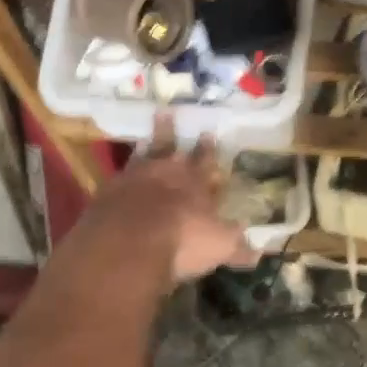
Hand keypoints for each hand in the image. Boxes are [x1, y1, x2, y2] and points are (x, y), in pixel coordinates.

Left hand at [83, 113, 257, 284]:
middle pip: (171, 149)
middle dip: (173, 134)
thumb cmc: (183, 241)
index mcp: (195, 184)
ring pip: (143, 154)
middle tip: (169, 113)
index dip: (207, 151)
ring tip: (148, 130)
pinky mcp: (108, 193)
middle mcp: (165, 175)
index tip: (208, 133)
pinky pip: (119, 175)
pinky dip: (123, 172)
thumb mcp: (220, 247)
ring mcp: (133, 180)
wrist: (129, 242)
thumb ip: (237, 247)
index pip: (205, 163)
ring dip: (147, 142)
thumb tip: (258, 253)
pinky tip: (121, 173)